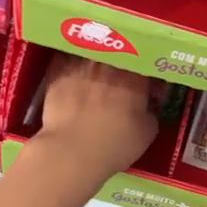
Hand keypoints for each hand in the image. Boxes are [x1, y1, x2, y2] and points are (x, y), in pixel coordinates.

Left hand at [31, 56, 156, 185]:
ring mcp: (82, 66)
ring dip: (93, 63)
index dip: (140, 74)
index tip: (140, 84)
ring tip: (90, 76)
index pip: (142, 66)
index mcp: (135, 78)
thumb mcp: (146, 134)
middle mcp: (109, 65)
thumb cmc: (115, 145)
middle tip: (114, 80)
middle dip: (116, 65)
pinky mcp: (57, 73)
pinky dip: (70, 68)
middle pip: (116, 56)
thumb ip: (149, 114)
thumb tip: (147, 107)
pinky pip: (66, 63)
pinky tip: (69, 79)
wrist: (72, 150)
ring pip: (90, 55)